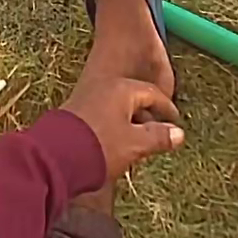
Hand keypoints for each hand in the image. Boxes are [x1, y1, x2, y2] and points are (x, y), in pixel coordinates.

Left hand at [60, 76, 183, 180]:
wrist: (58, 152)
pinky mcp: (77, 107)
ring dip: (132, 119)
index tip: (176, 122)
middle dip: (149, 114)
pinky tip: (119, 140)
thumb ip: (158, 137)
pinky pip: (105, 110)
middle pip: (134, 96)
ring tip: (142, 141)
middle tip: (161, 133)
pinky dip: (117, 121)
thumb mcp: (135, 143)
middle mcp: (104, 85)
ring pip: (119, 104)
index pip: (151, 92)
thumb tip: (179, 133)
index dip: (167, 108)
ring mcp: (89, 94)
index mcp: (121, 88)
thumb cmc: (102, 145)